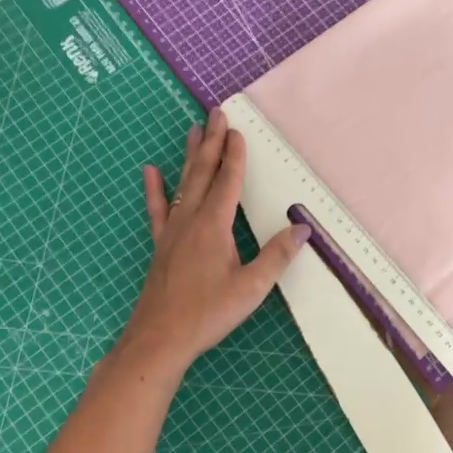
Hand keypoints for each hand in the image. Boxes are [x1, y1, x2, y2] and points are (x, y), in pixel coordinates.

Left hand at [118, 109, 309, 374]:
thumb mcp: (251, 288)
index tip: (238, 130)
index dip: (235, 156)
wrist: (158, 339)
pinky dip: (155, 188)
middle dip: (212, 143)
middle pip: (203, 173)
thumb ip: (276, 256)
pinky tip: (150, 170)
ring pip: (182, 183)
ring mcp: (172, 231)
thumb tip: (301, 228)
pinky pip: (158, 208)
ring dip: (190, 156)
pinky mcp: (161, 244)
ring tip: (192, 129)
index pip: (228, 182)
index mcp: (214, 226)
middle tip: (216, 112)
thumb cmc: (208, 313)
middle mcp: (191, 220)